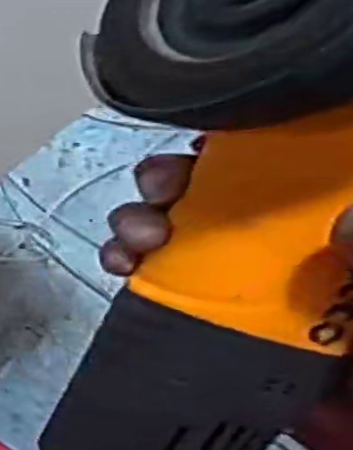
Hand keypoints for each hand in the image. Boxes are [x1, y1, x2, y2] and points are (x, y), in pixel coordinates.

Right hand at [102, 148, 352, 449]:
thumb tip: (339, 215)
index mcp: (339, 230)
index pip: (296, 170)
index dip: (255, 146)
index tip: (215, 145)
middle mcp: (295, 241)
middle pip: (224, 188)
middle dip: (177, 179)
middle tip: (161, 188)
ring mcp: (249, 274)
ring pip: (178, 222)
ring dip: (143, 218)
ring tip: (134, 238)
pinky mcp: (208, 304)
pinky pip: (157, 269)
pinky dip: (128, 258)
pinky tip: (118, 264)